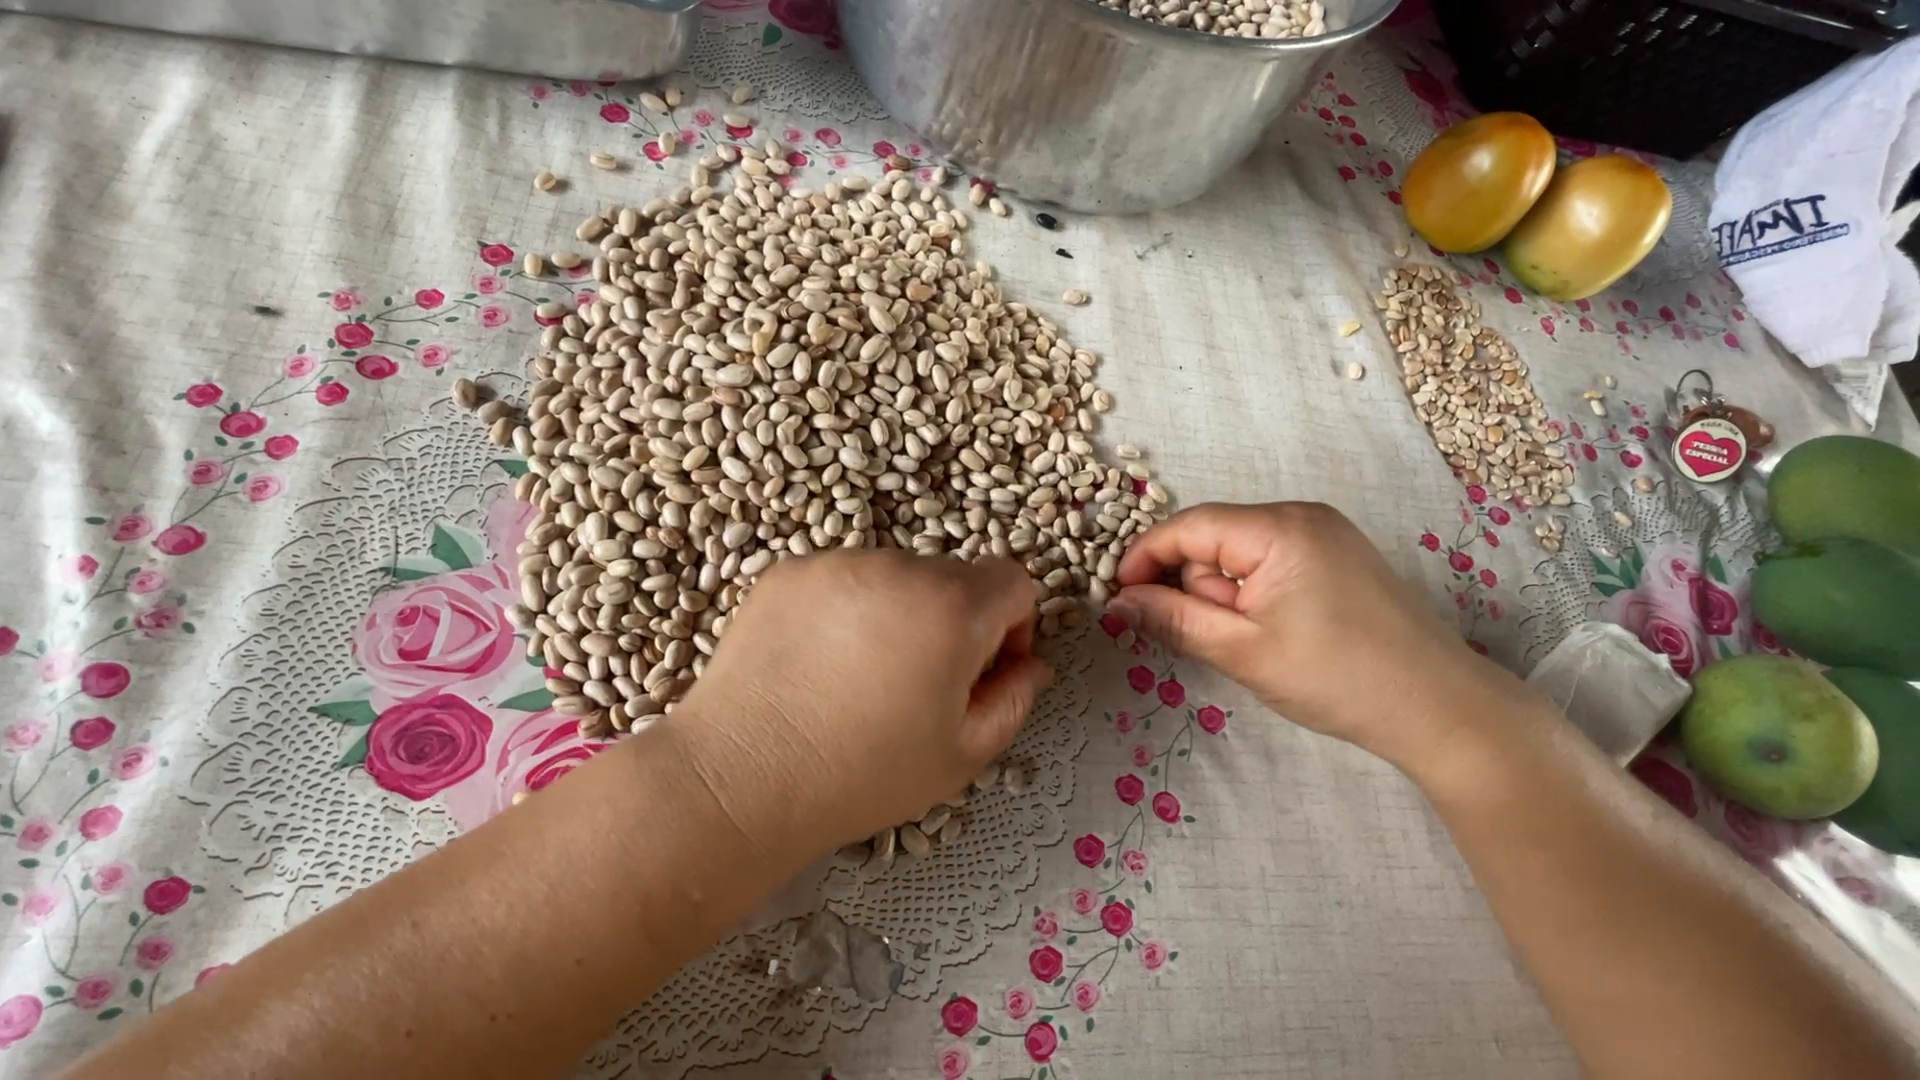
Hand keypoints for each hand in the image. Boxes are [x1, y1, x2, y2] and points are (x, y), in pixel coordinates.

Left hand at [668, 550, 1050, 853]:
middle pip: (954, 577)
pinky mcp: (789, 571)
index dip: (1012, 627)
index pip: (1013, 581)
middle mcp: (898, 567)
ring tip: (861, 675)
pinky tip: (820, 663)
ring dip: (900, 611)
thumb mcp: (961, 754)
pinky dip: (848, 609)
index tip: (982, 671)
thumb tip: (1029, 667)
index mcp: (952, 608)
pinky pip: (844, 578)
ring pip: (897, 575)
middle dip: (955, 621)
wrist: (740, 779)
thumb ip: (1013, 700)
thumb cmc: (861, 776)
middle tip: (919, 682)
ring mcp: (837, 563)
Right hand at [1110, 502, 1507, 764]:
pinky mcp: (1337, 557)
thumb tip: (1116, 602)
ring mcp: (1324, 534)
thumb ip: (1172, 619)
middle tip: (1220, 638)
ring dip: (1227, 596)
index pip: (1188, 526)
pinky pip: (1269, 564)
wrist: (1439, 708)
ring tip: (1258, 643)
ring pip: (1239, 555)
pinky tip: (1275, 633)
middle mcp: (1301, 515)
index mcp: (1279, 528)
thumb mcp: (1241, 651)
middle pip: (1213, 539)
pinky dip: (1253, 596)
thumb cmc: (1336, 678)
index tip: (1117, 596)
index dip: (1145, 557)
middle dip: (1197, 586)